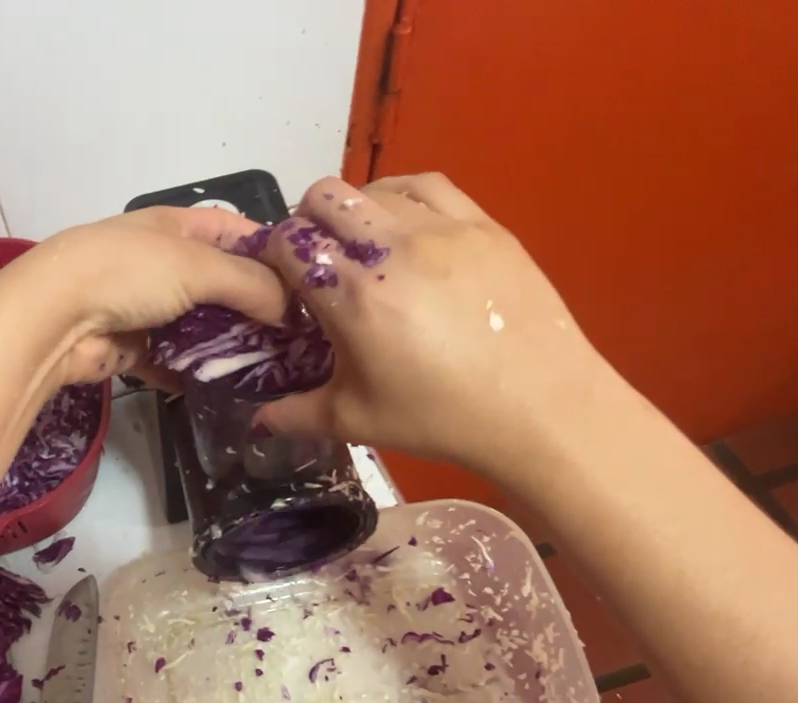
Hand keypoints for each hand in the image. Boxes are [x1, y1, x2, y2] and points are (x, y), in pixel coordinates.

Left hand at [0, 206, 288, 386]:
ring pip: (199, 328)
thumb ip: (251, 284)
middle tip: (297, 339)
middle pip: (221, 285)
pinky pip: (173, 363)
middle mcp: (163, 263)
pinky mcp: (132, 349)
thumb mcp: (199, 265)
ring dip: (227, 346)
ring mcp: (146, 307)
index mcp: (177, 227)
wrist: (56, 319)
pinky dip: (194, 375)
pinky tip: (225, 388)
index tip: (308, 285)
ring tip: (270, 368)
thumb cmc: (129, 273)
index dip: (272, 254)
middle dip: (255, 309)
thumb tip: (291, 310)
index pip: (237, 232)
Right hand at [251, 174, 619, 477]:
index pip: (291, 242)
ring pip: (374, 187)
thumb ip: (293, 415)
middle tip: (316, 262)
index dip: (274, 253)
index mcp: (352, 296)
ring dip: (354, 210)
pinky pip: (428, 186)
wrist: (539, 407)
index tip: (279, 279)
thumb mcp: (353, 421)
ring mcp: (442, 229)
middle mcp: (391, 248)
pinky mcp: (483, 225)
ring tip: (359, 246)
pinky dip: (400, 198)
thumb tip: (257, 419)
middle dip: (307, 222)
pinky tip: (400, 225)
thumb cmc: (439, 418)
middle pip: (326, 196)